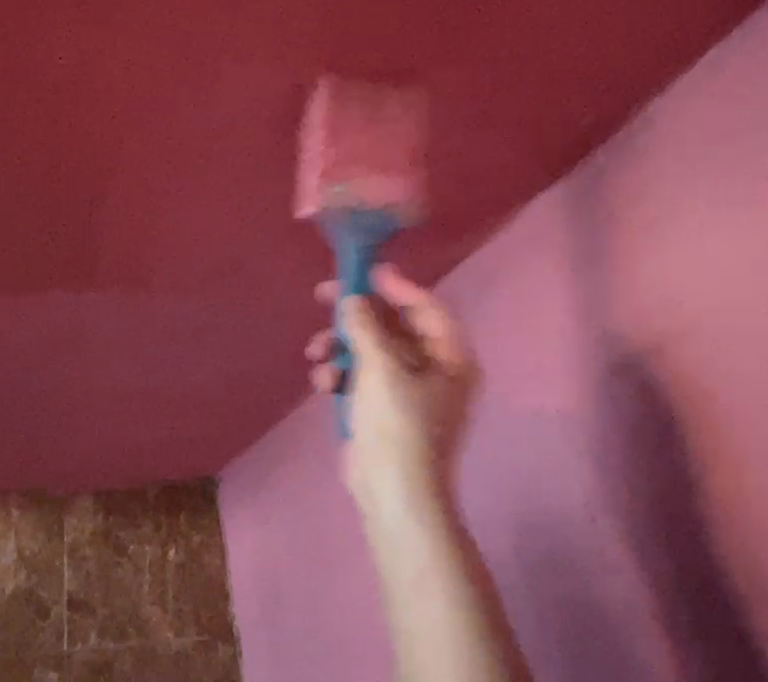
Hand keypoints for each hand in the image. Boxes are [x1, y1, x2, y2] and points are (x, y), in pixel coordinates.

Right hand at [307, 265, 478, 520]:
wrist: (392, 495)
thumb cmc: (398, 426)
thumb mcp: (381, 368)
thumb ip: (365, 325)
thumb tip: (351, 299)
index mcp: (450, 358)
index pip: (426, 307)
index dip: (396, 286)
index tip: (364, 272)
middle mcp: (433, 369)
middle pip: (392, 325)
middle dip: (355, 315)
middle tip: (324, 297)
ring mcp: (406, 390)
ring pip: (369, 349)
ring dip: (340, 346)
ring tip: (317, 353)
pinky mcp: (381, 408)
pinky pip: (359, 375)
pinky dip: (340, 373)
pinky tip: (323, 382)